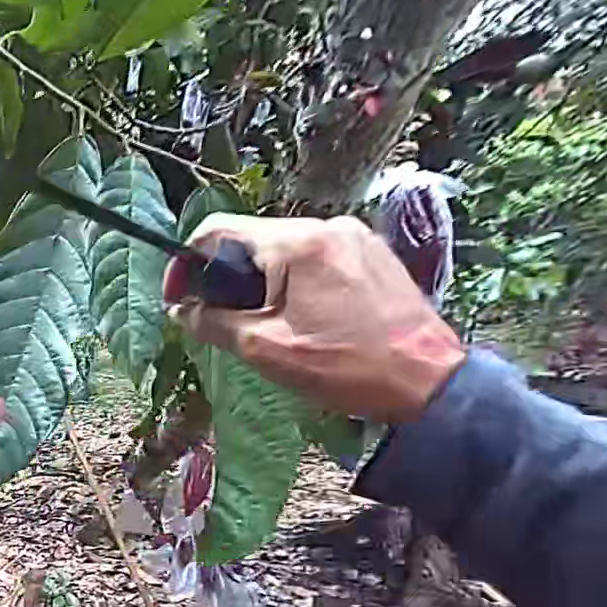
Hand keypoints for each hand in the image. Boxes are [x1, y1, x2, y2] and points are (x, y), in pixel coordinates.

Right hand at [163, 214, 465, 421]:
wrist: (428, 380)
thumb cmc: (343, 367)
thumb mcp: (265, 350)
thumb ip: (213, 323)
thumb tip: (179, 310)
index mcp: (298, 244)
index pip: (219, 229)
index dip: (187, 262)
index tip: (178, 298)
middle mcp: (327, 226)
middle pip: (251, 240)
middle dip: (224, 279)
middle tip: (218, 321)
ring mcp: (353, 237)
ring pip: (282, 250)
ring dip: (257, 283)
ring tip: (260, 325)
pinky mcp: (370, 253)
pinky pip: (313, 258)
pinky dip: (290, 282)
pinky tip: (298, 318)